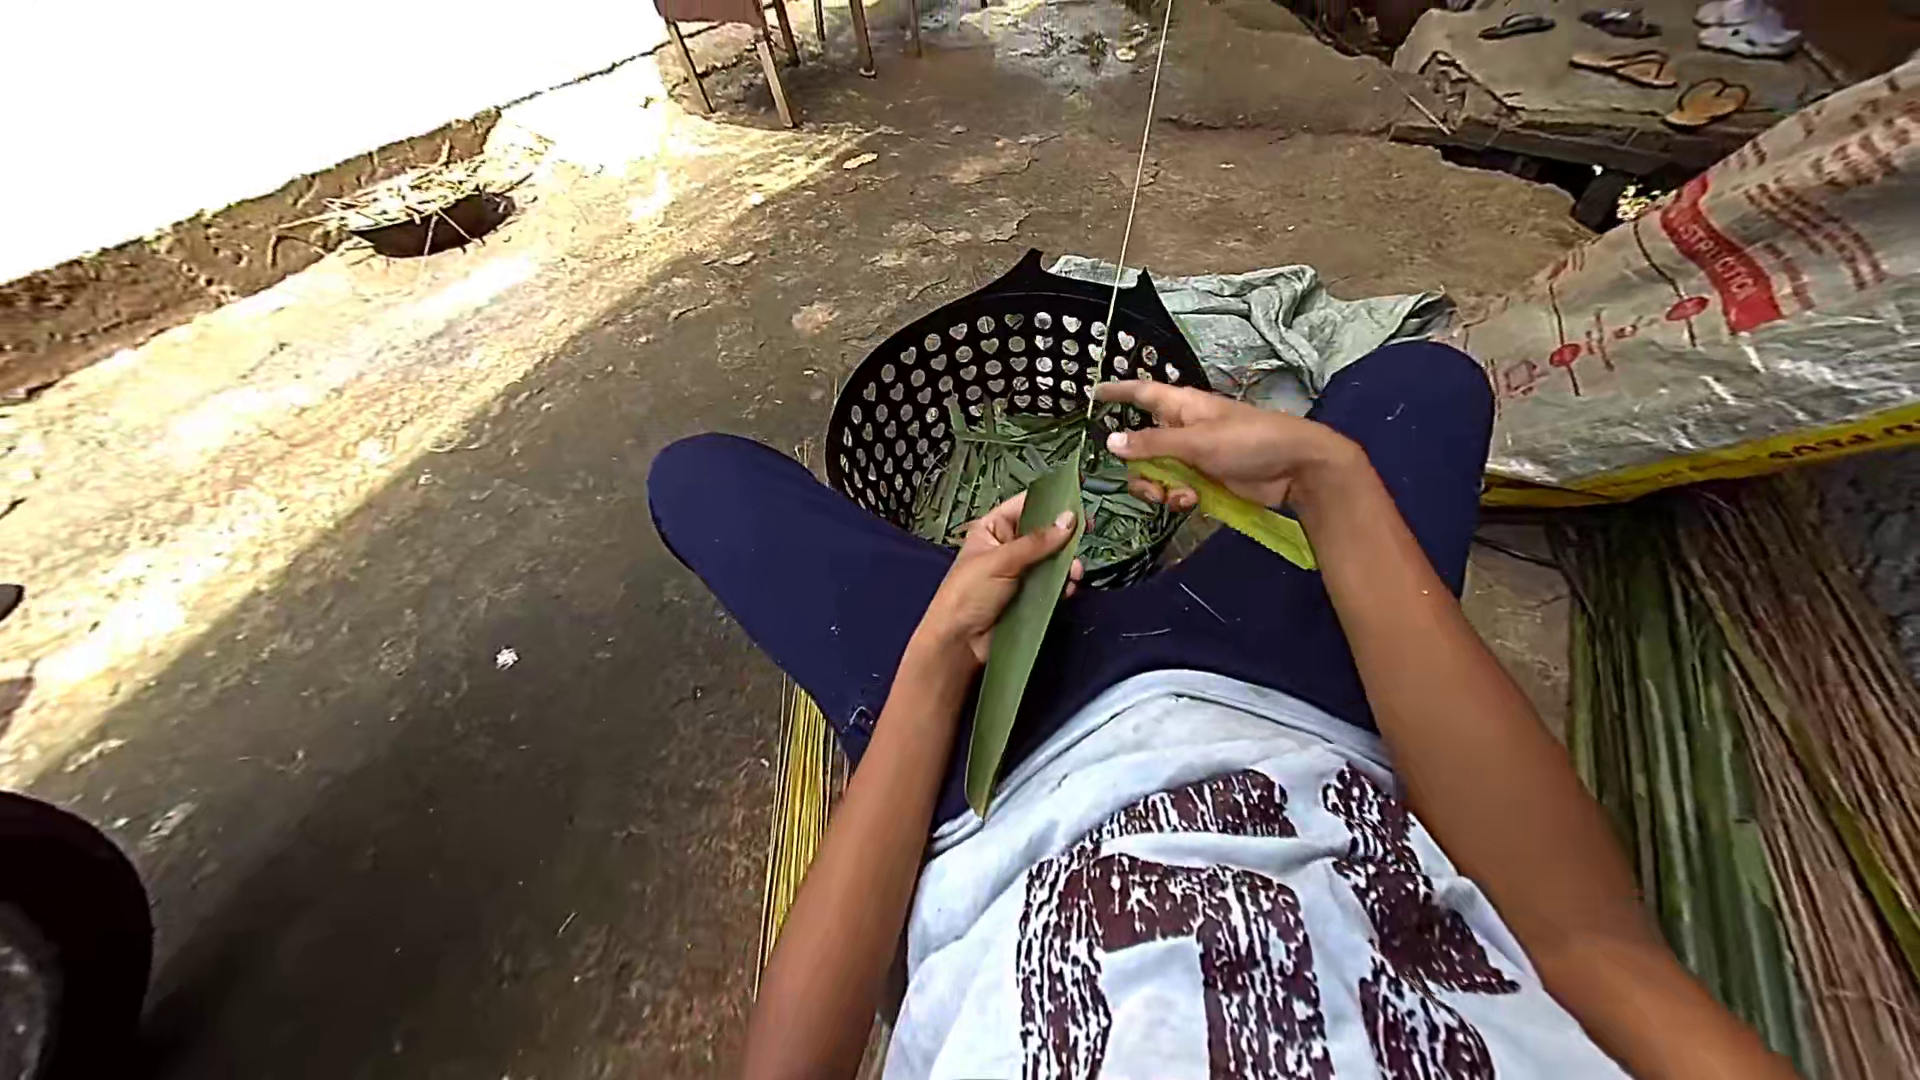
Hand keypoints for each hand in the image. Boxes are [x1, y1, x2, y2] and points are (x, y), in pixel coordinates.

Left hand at [911, 491, 1083, 668]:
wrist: (961, 642)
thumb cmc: (969, 593)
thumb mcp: (1001, 561)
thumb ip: (1037, 542)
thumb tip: (1069, 519)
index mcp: (993, 529)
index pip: (1025, 505)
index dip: (1050, 499)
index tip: (1077, 495)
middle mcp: (1009, 547)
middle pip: (1044, 532)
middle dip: (1064, 534)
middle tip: (1086, 531)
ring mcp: (1021, 572)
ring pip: (1053, 559)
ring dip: (1067, 562)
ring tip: (1075, 570)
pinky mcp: (1031, 595)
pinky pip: (1054, 583)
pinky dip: (1064, 583)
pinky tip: (1070, 586)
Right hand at [1093, 380, 1366, 515]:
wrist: (1295, 468)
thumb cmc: (1248, 440)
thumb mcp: (1196, 441)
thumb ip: (1151, 443)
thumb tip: (1110, 442)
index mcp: (1181, 407)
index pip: (1142, 394)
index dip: (1119, 392)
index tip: (1094, 393)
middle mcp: (1181, 430)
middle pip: (1140, 447)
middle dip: (1141, 471)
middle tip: (1152, 487)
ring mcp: (1192, 456)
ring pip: (1154, 474)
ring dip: (1161, 489)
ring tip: (1183, 497)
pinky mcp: (1202, 478)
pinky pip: (1174, 488)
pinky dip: (1178, 498)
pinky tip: (1195, 501)